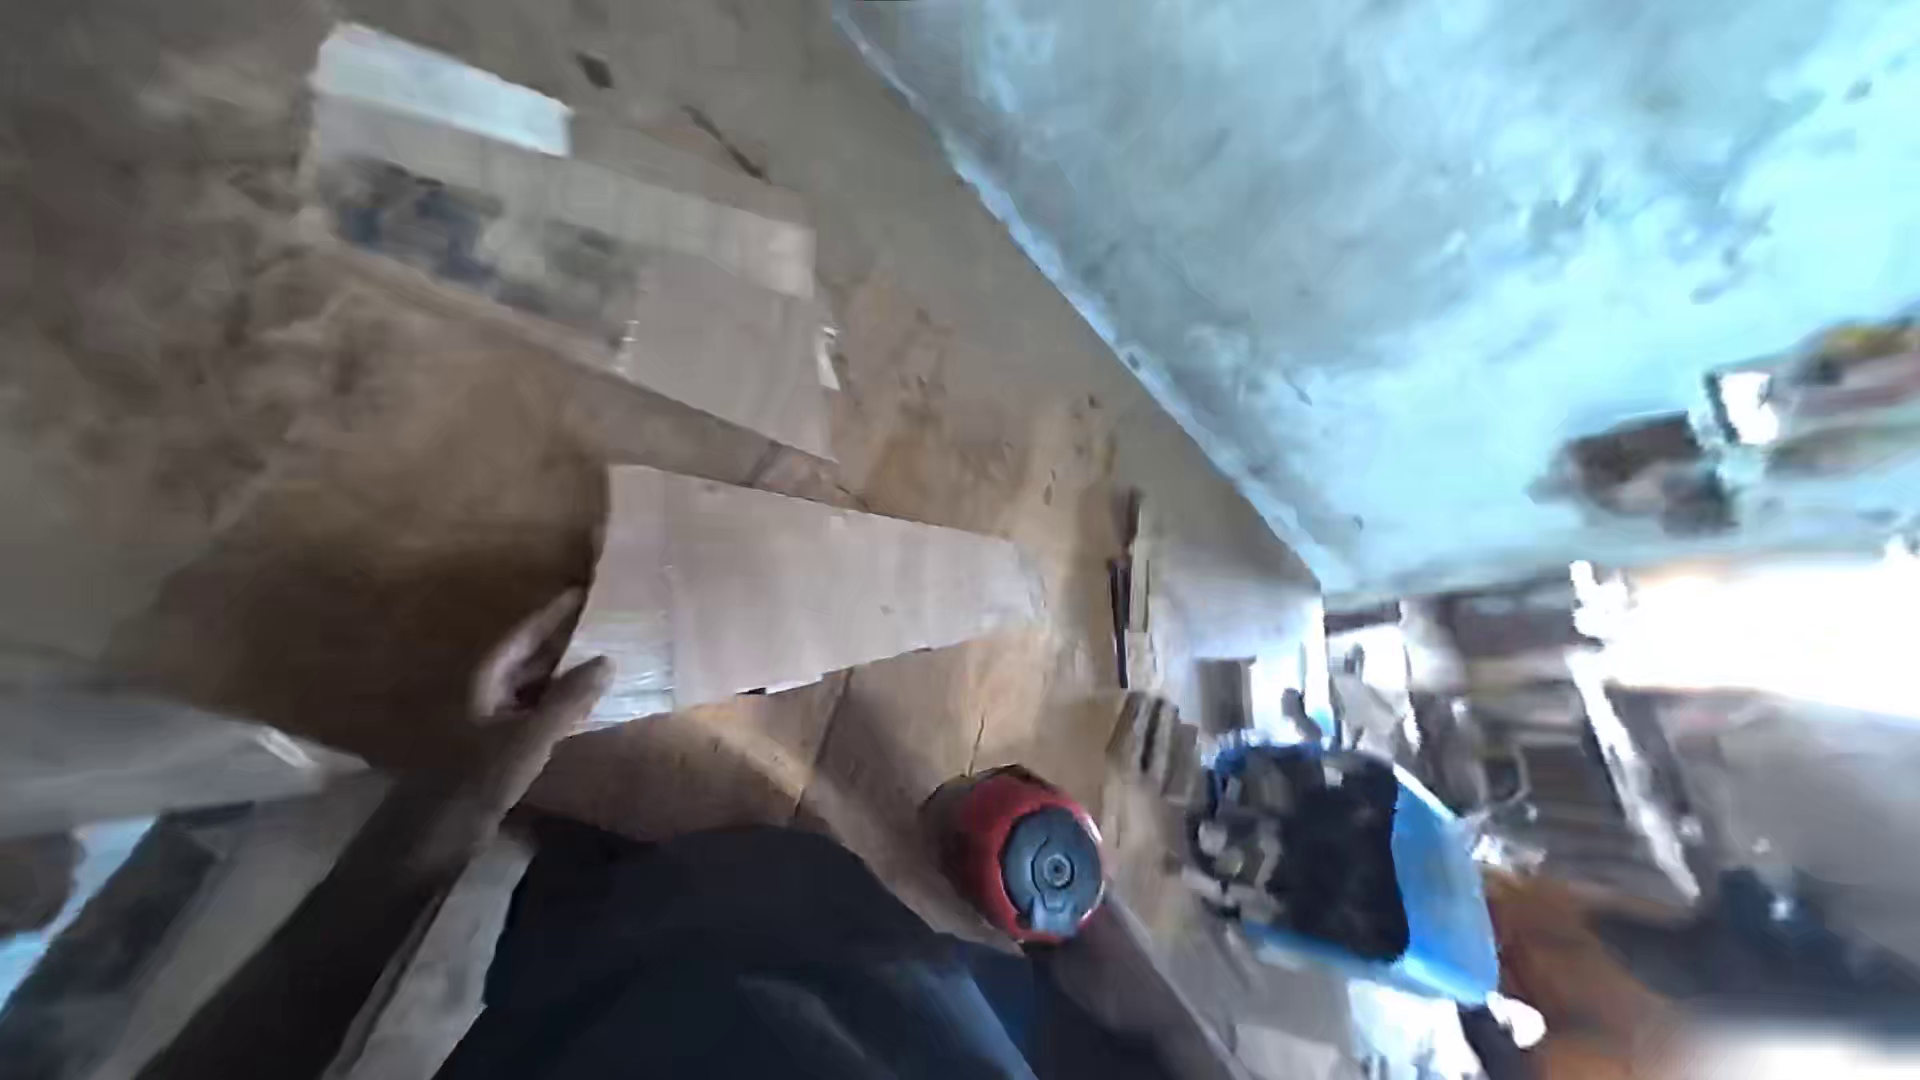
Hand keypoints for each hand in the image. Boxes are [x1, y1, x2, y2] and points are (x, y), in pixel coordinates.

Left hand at [459, 590, 612, 819]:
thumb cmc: (475, 781)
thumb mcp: (530, 738)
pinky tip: (590, 700)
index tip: (581, 592)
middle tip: (606, 620)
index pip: (523, 636)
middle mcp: (489, 695)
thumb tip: (609, 658)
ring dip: (568, 669)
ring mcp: (495, 720)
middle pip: (531, 657)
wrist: (432, 842)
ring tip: (607, 653)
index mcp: (487, 684)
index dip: (551, 614)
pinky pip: (542, 707)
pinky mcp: (504, 744)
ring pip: (537, 683)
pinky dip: (565, 697)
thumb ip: (570, 698)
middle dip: (565, 638)